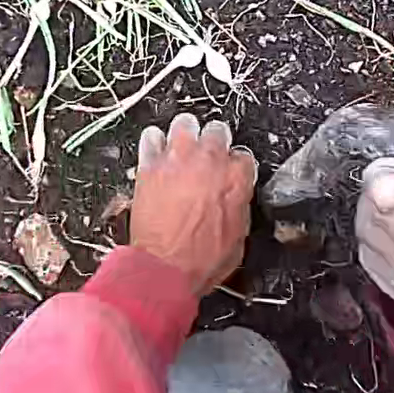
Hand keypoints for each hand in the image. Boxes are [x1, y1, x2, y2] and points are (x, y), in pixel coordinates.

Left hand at [131, 113, 257, 294]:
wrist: (165, 270)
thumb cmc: (202, 259)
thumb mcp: (238, 234)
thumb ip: (239, 204)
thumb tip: (235, 197)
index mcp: (238, 176)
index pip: (243, 155)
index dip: (234, 166)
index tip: (227, 175)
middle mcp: (210, 160)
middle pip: (217, 130)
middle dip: (214, 142)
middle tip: (207, 157)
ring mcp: (178, 158)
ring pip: (185, 123)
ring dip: (186, 133)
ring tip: (183, 146)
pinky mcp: (150, 165)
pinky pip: (151, 137)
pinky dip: (154, 142)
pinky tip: (157, 152)